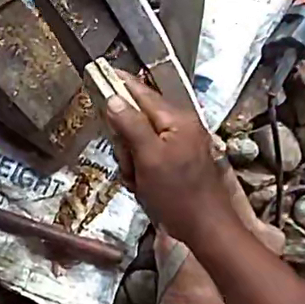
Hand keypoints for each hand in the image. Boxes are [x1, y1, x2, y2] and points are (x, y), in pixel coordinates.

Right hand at [103, 72, 235, 246]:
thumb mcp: (149, 157)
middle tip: (128, 164)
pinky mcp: (178, 163)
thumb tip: (113, 97)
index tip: (98, 74)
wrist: (206, 229)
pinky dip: (141, 172)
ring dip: (132, 161)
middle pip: (137, 119)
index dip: (118, 85)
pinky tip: (144, 187)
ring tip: (138, 181)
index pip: (141, 93)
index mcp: (177, 119)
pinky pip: (149, 158)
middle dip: (125, 142)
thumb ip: (130, 125)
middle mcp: (180, 127)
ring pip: (140, 142)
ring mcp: (180, 145)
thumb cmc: (179, 194)